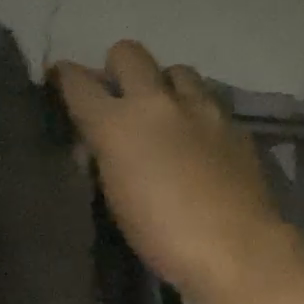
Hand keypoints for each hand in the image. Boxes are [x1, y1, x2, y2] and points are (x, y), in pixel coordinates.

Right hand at [53, 40, 303, 303]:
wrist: (238, 250)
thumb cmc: (166, 239)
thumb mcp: (118, 201)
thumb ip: (107, 158)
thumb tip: (104, 142)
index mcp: (118, 123)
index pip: (75, 80)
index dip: (65, 79)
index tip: (64, 87)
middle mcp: (159, 103)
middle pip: (129, 52)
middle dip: (120, 69)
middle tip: (124, 101)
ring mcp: (204, 111)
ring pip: (179, 71)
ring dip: (167, 86)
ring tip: (170, 117)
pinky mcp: (237, 127)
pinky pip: (212, 105)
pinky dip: (201, 116)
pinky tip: (204, 144)